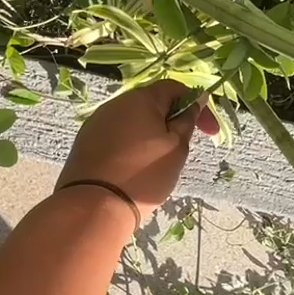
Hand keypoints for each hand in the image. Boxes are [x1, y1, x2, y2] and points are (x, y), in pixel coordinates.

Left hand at [56, 79, 217, 217]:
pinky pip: (117, 137)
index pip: (174, 88)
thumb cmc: (144, 173)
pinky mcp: (85, 143)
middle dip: (172, 122)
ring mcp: (96, 123)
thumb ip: (187, 120)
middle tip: (182, 148)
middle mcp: (115, 104)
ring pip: (133, 122)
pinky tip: (135, 168)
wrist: (94, 206)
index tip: (209, 131)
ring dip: (151, 135)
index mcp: (140, 99)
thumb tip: (194, 100)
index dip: (196, 105)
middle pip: (152, 104)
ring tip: (158, 162)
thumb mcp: (177, 147)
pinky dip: (131, 147)